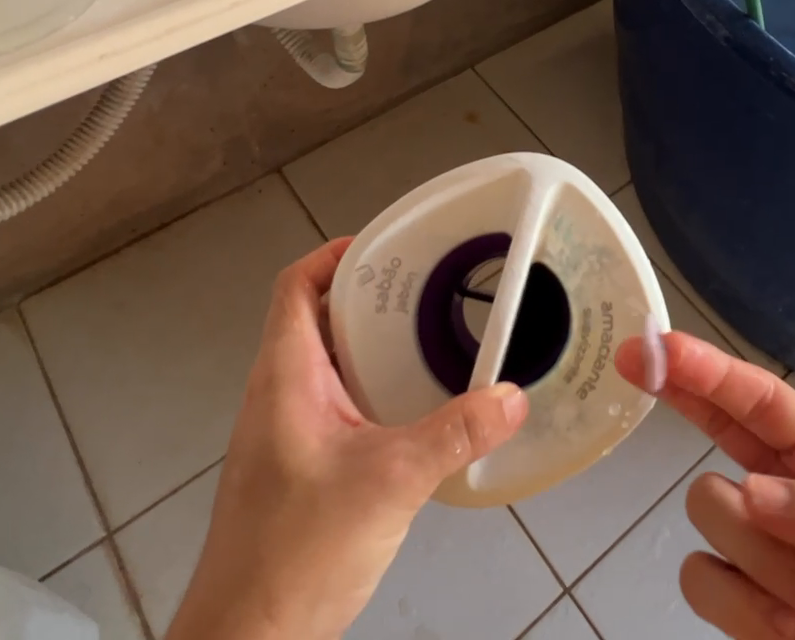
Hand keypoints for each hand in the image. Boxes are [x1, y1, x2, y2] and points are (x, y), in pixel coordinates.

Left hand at [168, 239, 528, 639]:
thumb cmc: (299, 548)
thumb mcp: (389, 482)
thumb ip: (454, 434)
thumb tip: (514, 396)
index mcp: (286, 375)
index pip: (296, 285)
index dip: (335, 254)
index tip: (391, 246)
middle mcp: (280, 392)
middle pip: (318, 315)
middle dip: (371, 293)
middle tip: (432, 285)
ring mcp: (287, 430)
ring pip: (330, 360)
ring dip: (374, 340)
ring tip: (436, 332)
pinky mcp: (301, 463)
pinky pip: (339, 399)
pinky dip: (375, 383)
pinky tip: (418, 403)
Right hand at [617, 331, 794, 639]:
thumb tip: (753, 492)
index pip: (767, 403)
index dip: (712, 368)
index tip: (662, 343)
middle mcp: (791, 494)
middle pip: (717, 429)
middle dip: (680, 392)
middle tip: (634, 361)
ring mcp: (763, 551)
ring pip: (709, 509)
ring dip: (760, 556)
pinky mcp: (743, 606)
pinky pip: (701, 579)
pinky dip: (742, 606)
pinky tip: (792, 630)